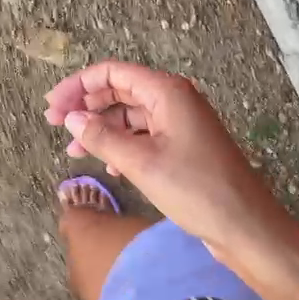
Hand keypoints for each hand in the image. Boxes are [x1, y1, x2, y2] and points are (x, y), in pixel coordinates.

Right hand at [43, 61, 292, 264]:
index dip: (78, 85)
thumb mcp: (141, 163)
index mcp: (166, 91)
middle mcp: (173, 99)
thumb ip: (102, 137)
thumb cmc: (196, 189)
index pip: (112, 73)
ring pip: (130, 115)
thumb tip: (71, 118)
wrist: (246, 226)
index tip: (52, 108)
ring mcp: (180, 123)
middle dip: (86, 105)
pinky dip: (121, 145)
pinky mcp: (183, 146)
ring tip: (73, 151)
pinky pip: (144, 135)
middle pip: (119, 90)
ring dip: (101, 129)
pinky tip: (108, 166)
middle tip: (54, 125)